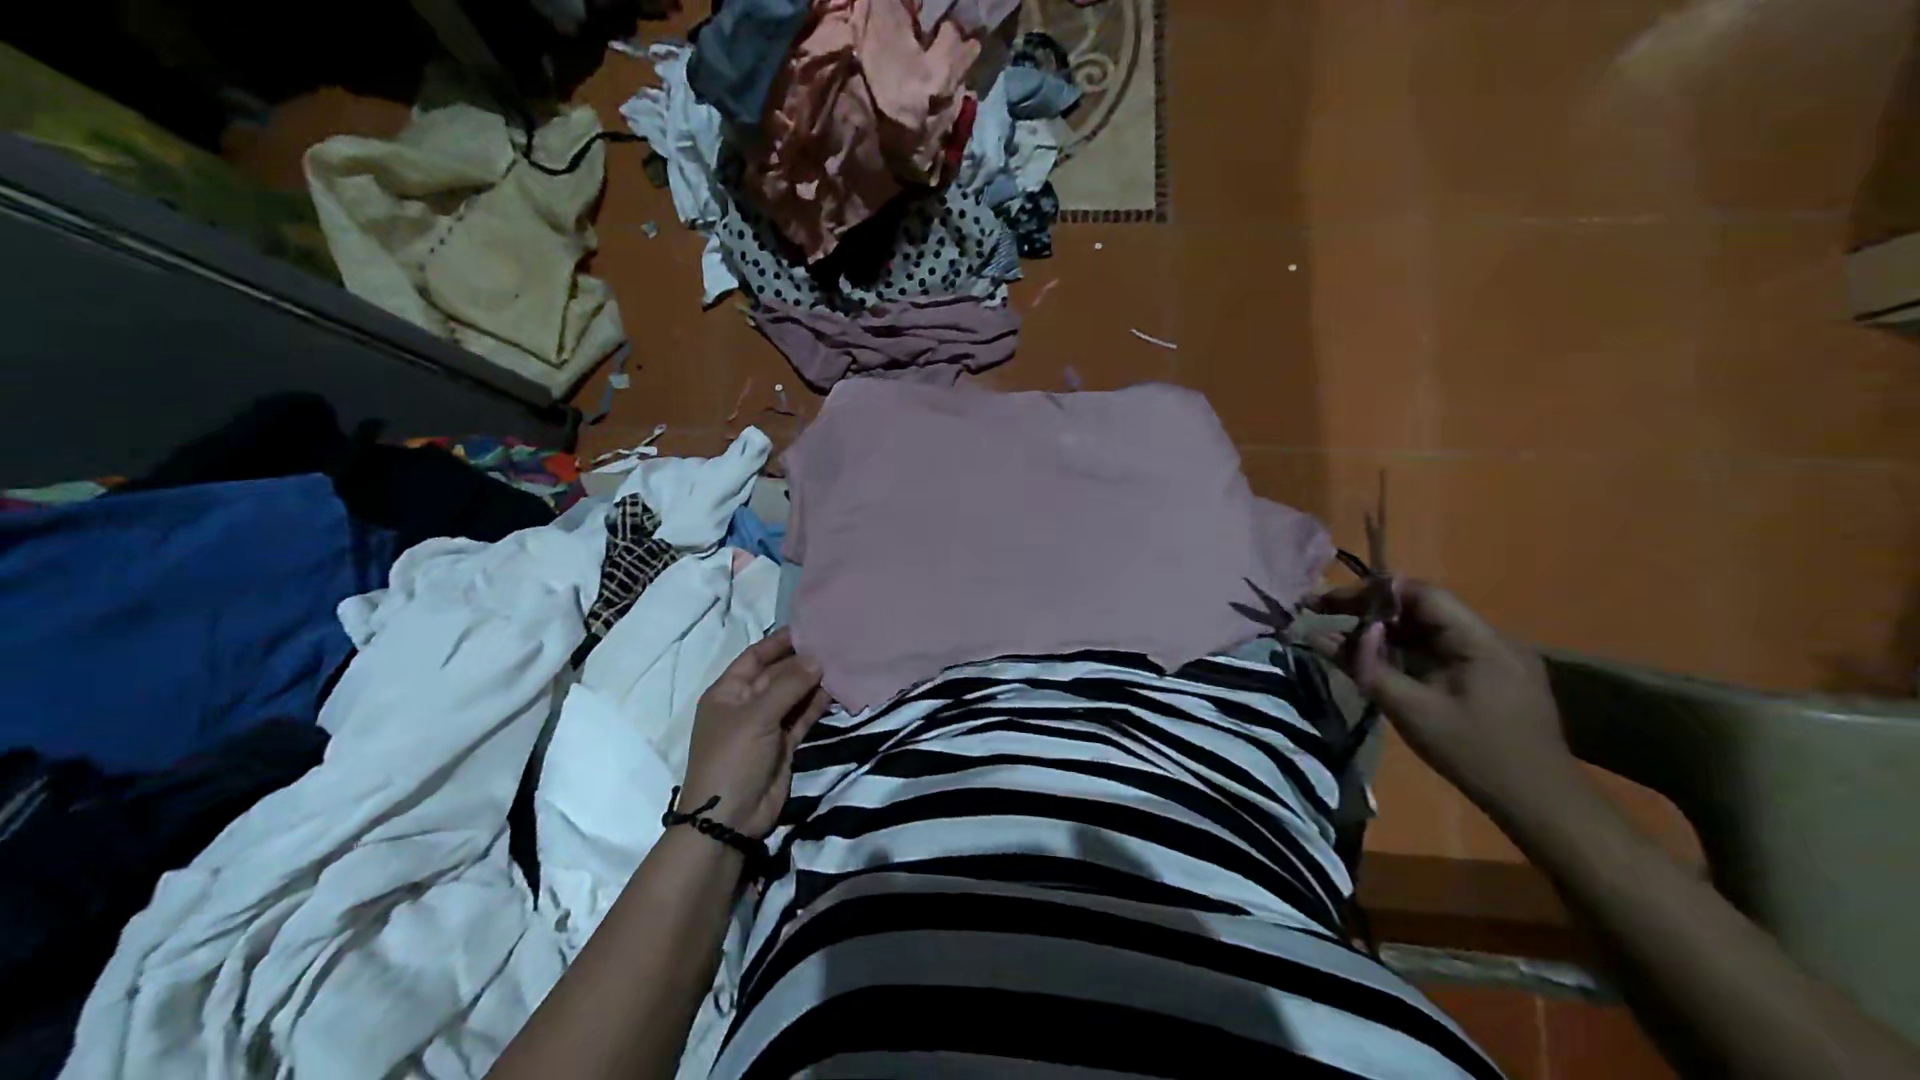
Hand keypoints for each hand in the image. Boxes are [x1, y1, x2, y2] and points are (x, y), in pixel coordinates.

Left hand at [679, 629, 830, 839]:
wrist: (730, 818)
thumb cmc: (732, 758)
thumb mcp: (756, 717)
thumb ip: (788, 686)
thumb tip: (816, 659)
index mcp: (728, 693)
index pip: (755, 658)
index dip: (778, 642)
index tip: (807, 627)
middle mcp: (747, 705)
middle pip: (777, 675)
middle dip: (802, 661)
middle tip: (834, 643)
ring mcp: (767, 726)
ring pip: (794, 696)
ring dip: (814, 682)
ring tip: (842, 662)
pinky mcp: (785, 745)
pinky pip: (803, 718)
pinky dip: (818, 705)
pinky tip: (838, 689)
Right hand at [1313, 581, 1585, 821]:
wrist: (1541, 803)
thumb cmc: (1475, 754)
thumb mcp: (1412, 711)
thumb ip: (1366, 668)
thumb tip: (1322, 636)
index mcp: (1481, 641)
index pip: (1420, 594)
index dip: (1371, 593)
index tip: (1328, 603)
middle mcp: (1491, 639)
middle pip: (1421, 609)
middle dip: (1370, 610)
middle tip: (1322, 613)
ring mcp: (1494, 658)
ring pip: (1428, 630)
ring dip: (1384, 632)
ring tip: (1339, 638)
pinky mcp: (1490, 677)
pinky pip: (1438, 650)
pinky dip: (1402, 651)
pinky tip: (1375, 661)